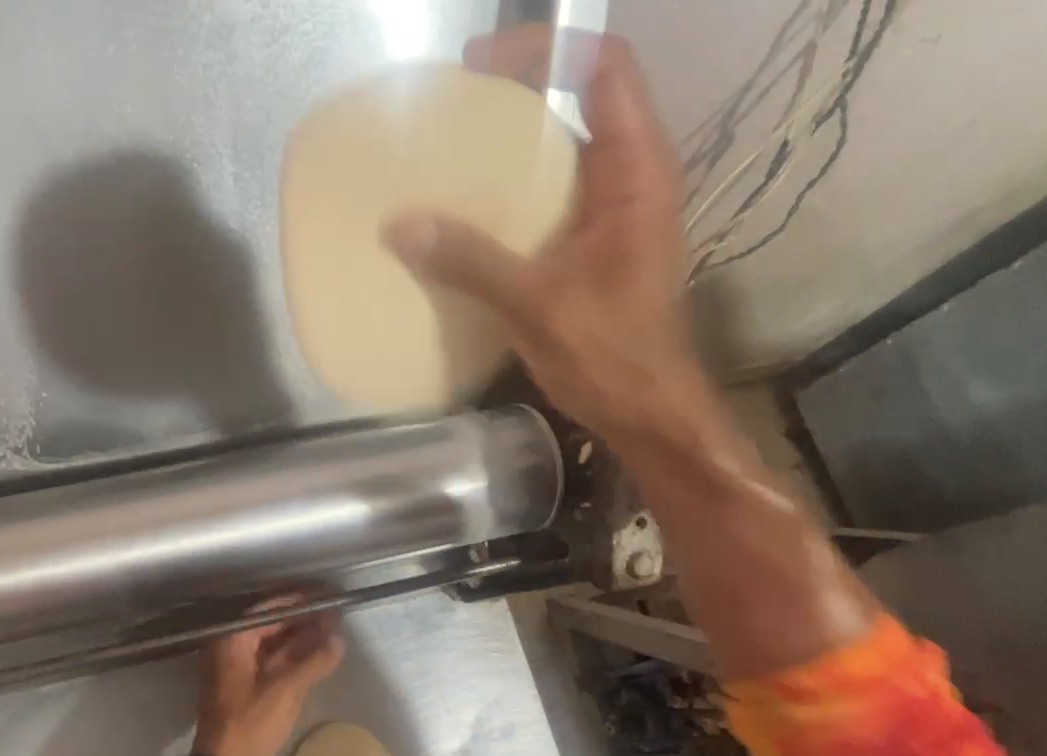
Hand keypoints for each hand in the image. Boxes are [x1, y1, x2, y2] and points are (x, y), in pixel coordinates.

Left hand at [196, 602, 345, 755]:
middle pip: (269, 624)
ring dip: (299, 637)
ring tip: (332, 629)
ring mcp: (236, 667)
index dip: (298, 601)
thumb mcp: (286, 691)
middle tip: (334, 612)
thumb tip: (340, 641)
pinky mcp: (244, 685)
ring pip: (271, 643)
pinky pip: (270, 660)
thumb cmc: (252, 724)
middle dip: (302, 619)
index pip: (268, 609)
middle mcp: (229, 647)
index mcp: (231, 640)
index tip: (324, 595)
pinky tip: (318, 654)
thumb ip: (314, 662)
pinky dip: (292, 656)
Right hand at [382, 29, 720, 453]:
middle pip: (579, 102)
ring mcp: (612, 214)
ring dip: (508, 152)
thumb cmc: (611, 355)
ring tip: (446, 162)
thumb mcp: (536, 303)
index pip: (605, 68)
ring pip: (560, 155)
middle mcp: (630, 179)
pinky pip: (549, 200)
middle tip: (449, 112)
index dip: (545, 50)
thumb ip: (470, 260)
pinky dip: (510, 198)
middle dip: (514, 97)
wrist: (648, 414)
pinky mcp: (593, 248)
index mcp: (637, 172)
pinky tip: (465, 220)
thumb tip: (398, 226)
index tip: (478, 67)